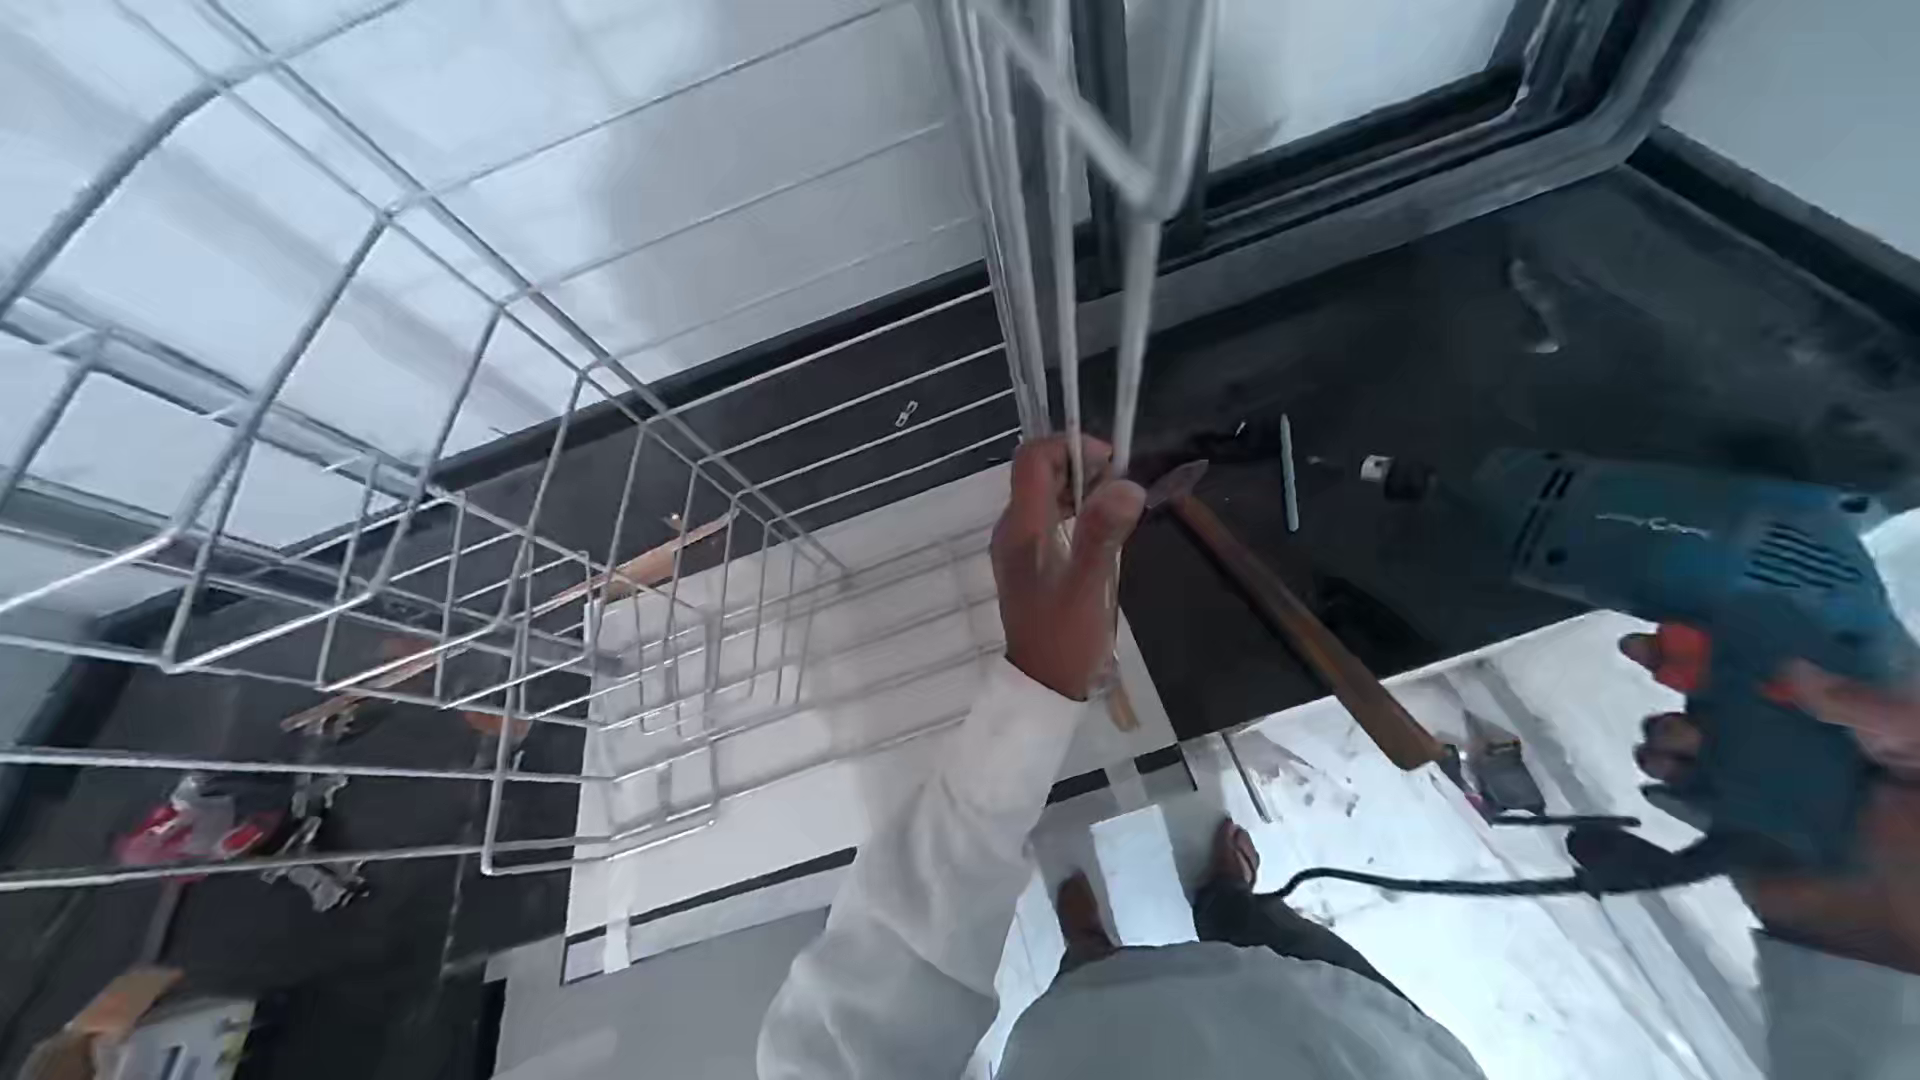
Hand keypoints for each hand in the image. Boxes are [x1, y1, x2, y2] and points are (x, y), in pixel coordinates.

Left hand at [992, 436, 1145, 700]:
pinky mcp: (1030, 561)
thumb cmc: (1065, 637)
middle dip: (1079, 465)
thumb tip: (1126, 483)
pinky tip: (1102, 527)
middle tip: (1121, 484)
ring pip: (1045, 495)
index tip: (1110, 463)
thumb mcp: (1087, 586)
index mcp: (1020, 527)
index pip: (1031, 459)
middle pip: (1038, 473)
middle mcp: (1013, 528)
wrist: (1044, 683)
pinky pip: (1050, 518)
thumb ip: (1102, 534)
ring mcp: (1019, 545)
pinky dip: (1076, 510)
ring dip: (1080, 488)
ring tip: (1118, 503)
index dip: (1069, 447)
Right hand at [1622, 631, 1919, 972]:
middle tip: (1639, 651)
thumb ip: (1870, 708)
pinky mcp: (1725, 811)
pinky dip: (1659, 768)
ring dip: (1668, 726)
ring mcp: (1756, 775)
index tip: (1687, 621)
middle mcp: (1794, 737)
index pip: (1777, 662)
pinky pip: (1674, 780)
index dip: (1730, 637)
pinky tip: (1666, 771)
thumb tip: (1781, 669)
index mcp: (1847, 719)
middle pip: (1718, 688)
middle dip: (1673, 666)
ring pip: (1687, 730)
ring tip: (1678, 744)